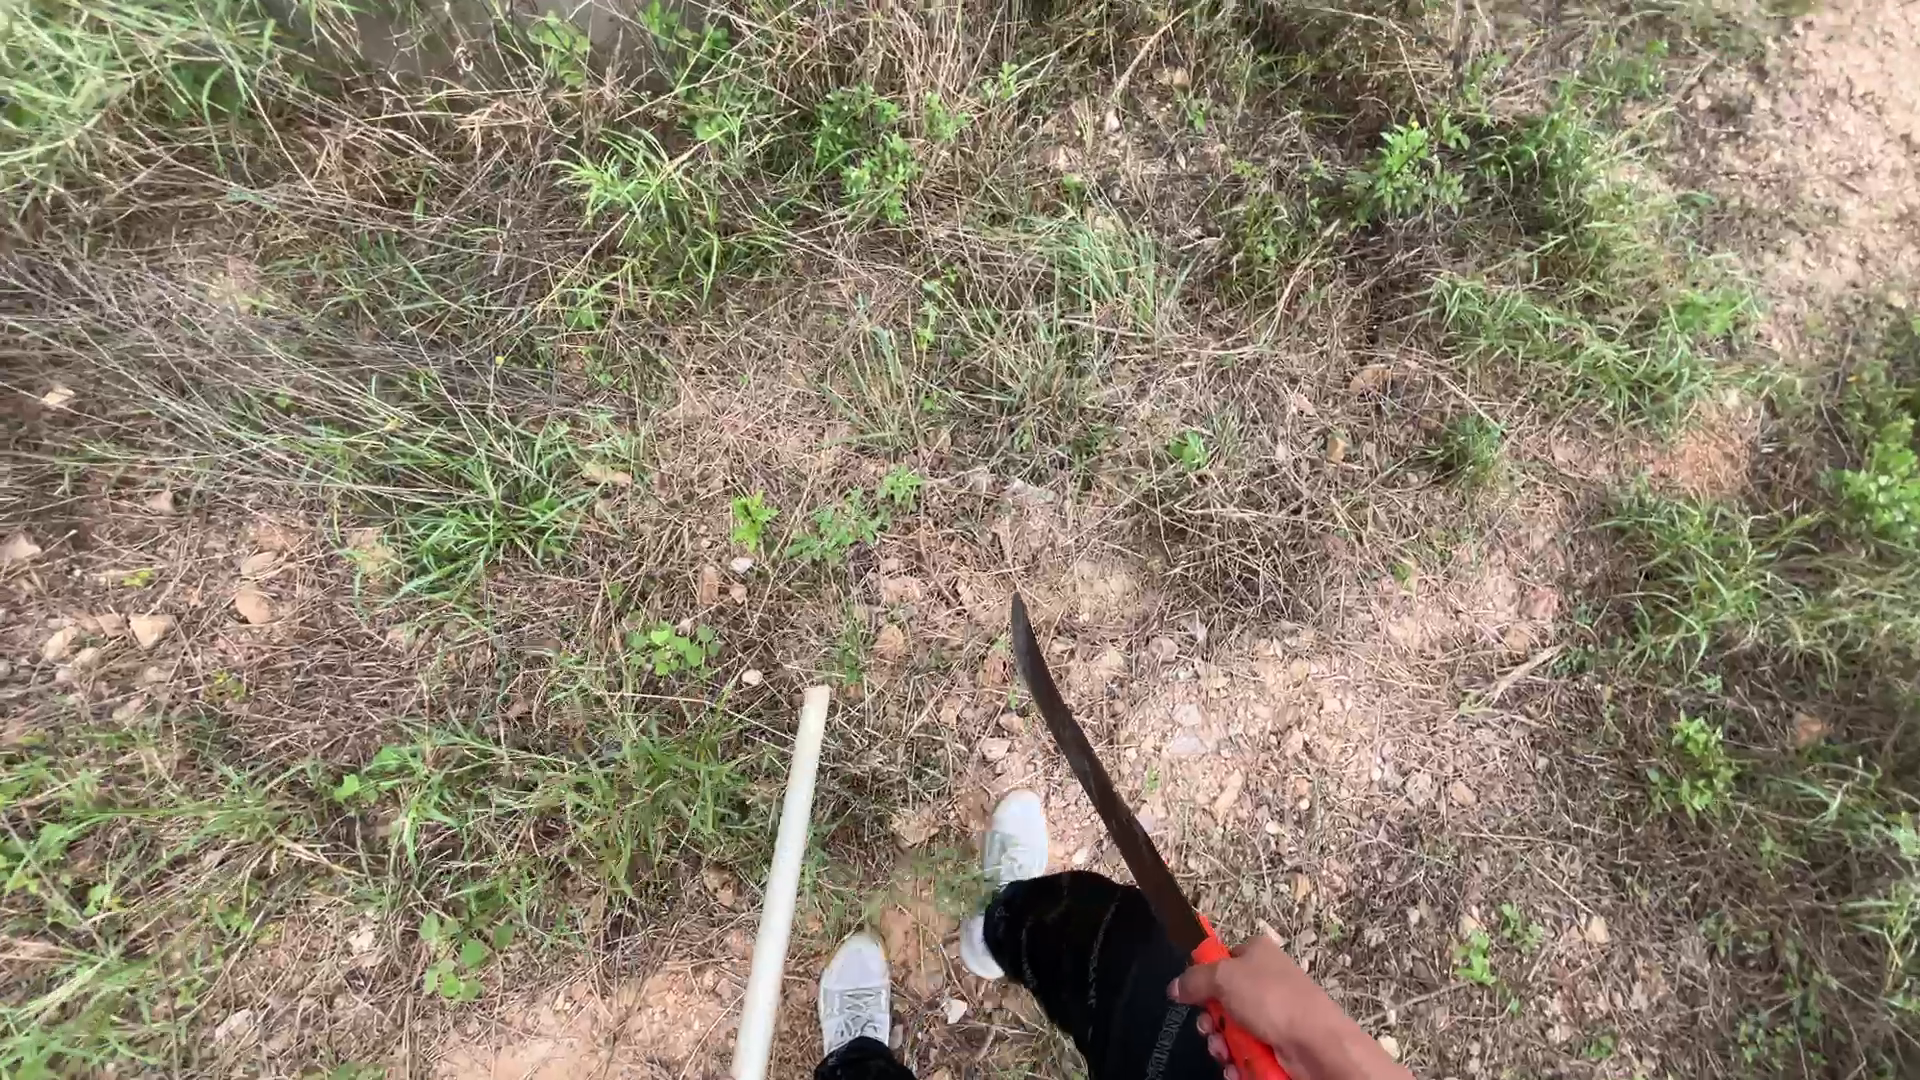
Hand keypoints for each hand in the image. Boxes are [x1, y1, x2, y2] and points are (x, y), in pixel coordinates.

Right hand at [1168, 934, 1409, 1079]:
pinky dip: (1238, 1064)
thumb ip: (1193, 980)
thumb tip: (1173, 988)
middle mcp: (1265, 981)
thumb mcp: (1224, 977)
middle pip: (1222, 1000)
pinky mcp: (1279, 1048)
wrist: (1320, 1047)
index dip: (1204, 978)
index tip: (1194, 996)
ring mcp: (1273, 1017)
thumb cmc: (1271, 999)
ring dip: (1222, 1045)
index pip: (1220, 960)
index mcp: (1256, 953)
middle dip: (1211, 1020)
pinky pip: (1248, 1053)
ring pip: (1233, 1031)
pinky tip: (1235, 1069)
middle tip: (1208, 1030)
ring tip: (1223, 1054)